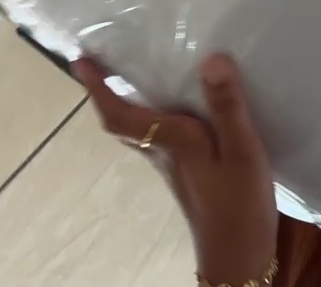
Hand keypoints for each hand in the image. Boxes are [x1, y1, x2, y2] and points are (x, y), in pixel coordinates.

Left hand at [76, 53, 278, 284]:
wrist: (239, 260)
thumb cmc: (238, 205)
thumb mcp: (240, 150)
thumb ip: (226, 106)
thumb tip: (211, 59)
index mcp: (170, 142)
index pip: (121, 114)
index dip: (98, 88)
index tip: (80, 61)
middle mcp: (163, 153)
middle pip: (122, 122)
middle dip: (107, 92)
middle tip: (101, 63)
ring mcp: (173, 166)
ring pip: (138, 130)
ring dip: (127, 103)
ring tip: (134, 75)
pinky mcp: (188, 173)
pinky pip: (158, 136)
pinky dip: (154, 116)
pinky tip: (178, 107)